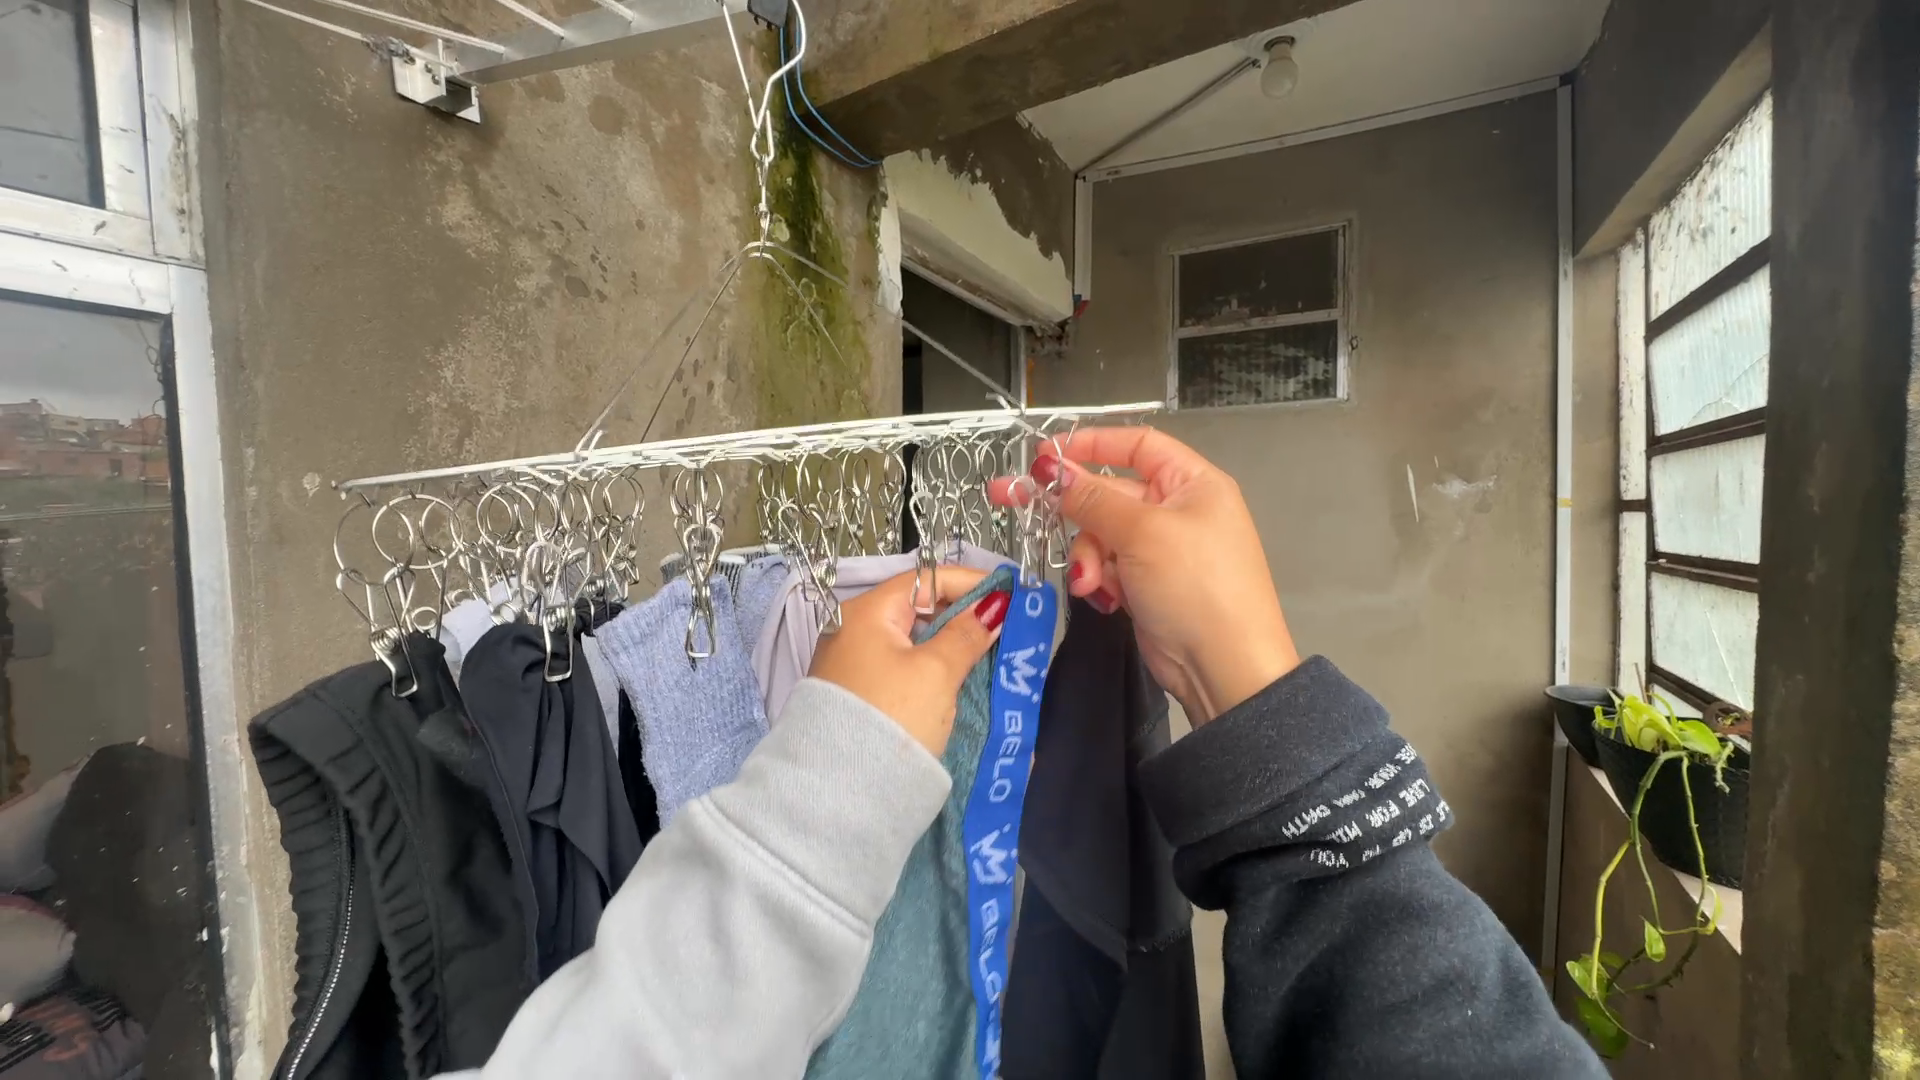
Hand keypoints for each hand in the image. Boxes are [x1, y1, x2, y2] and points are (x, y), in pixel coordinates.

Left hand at [808, 568, 1009, 756]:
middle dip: (962, 613)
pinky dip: (931, 664)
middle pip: (917, 607)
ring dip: (949, 641)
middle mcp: (853, 629)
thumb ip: (967, 634)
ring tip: (988, 648)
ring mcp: (852, 663)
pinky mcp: (857, 693)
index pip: (925, 579)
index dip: (970, 582)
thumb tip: (995, 606)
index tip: (1009, 592)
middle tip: (1003, 623)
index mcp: (867, 612)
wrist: (840, 792)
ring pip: (911, 639)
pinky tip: (958, 675)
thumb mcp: (937, 672)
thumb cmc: (893, 717)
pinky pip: (901, 665)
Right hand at [989, 427, 1298, 724]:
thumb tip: (1050, 466)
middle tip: (1007, 497)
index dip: (1090, 444)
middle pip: (1108, 494)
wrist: (1223, 668)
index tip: (1044, 454)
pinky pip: (1107, 567)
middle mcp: (1176, 510)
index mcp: (1191, 483)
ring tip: (1090, 582)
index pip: (1136, 445)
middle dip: (1070, 510)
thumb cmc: (1194, 585)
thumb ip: (1092, 498)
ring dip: (1088, 557)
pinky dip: (1100, 580)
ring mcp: (1160, 549)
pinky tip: (1103, 597)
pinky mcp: (1146, 583)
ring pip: (1099, 535)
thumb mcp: (1142, 533)